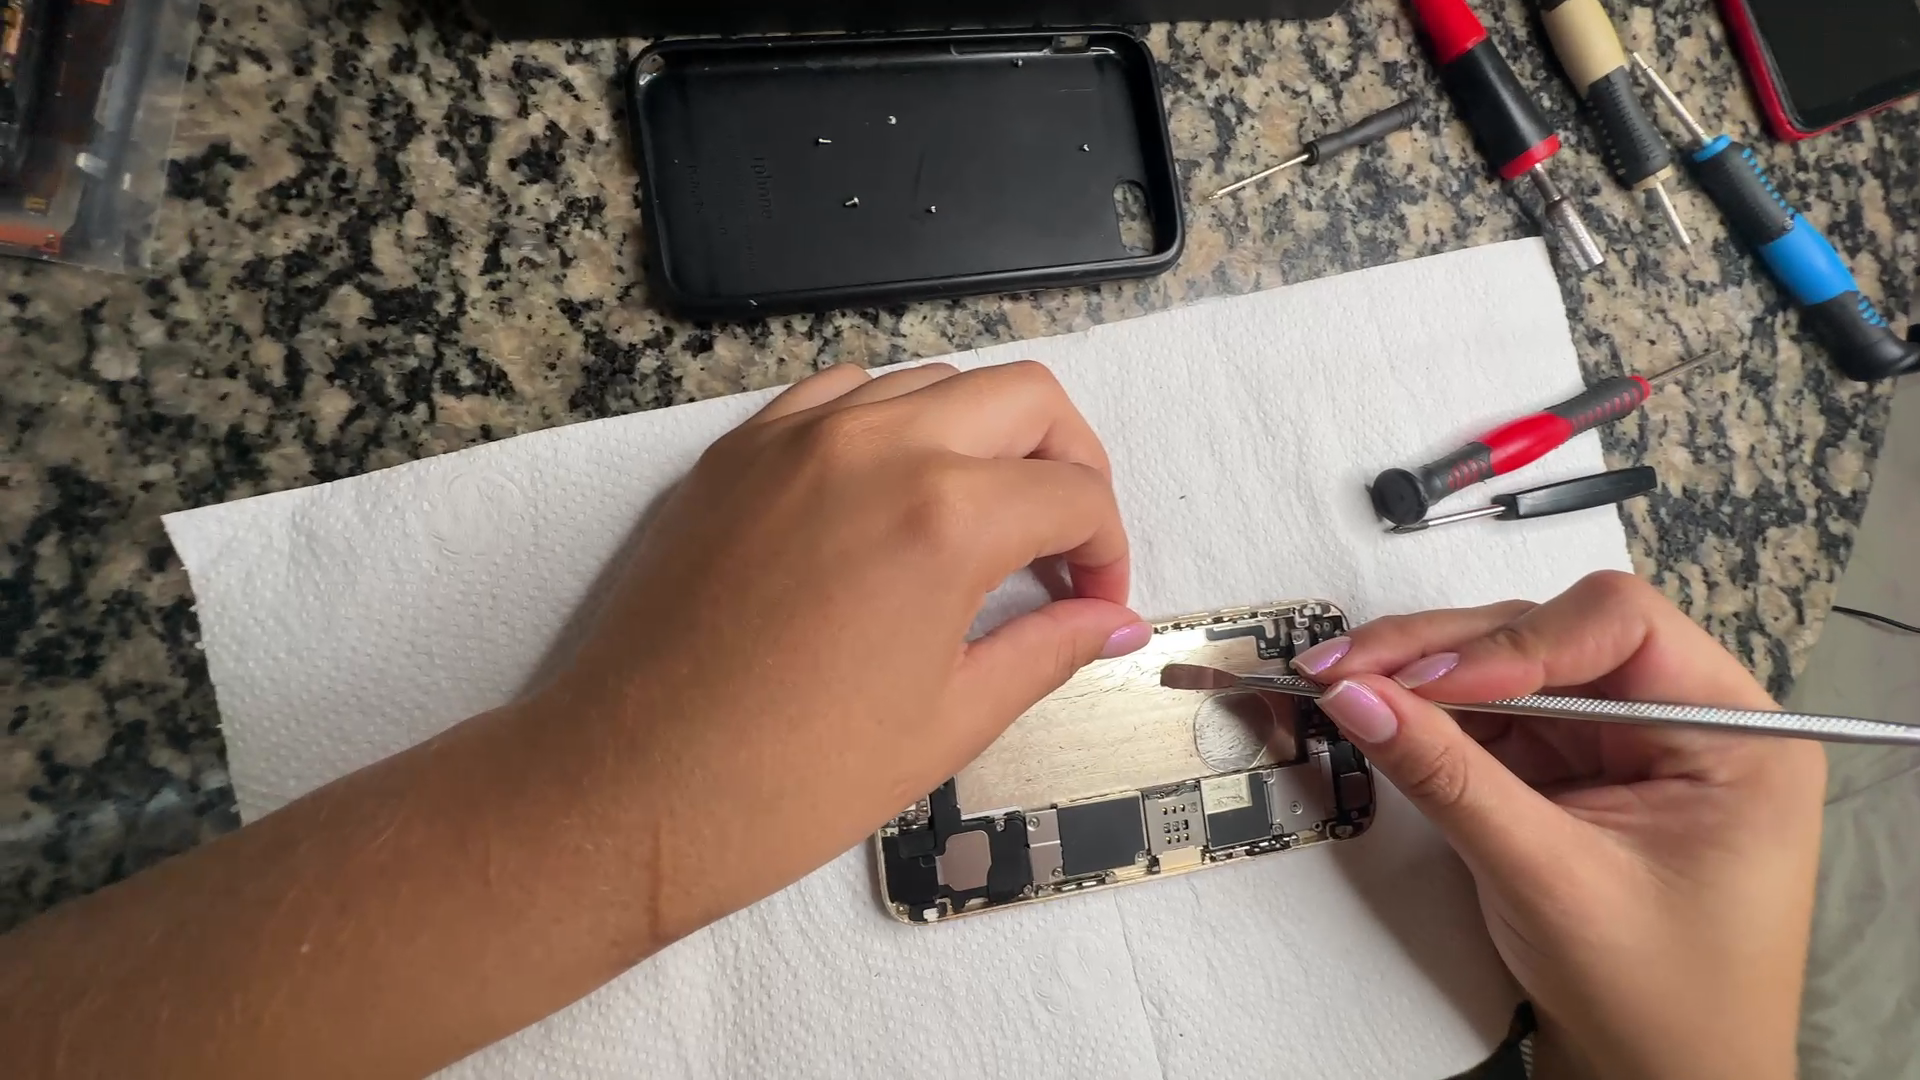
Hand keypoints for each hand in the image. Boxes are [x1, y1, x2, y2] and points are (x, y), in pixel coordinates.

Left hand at [541, 361, 1148, 941]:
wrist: (626, 790)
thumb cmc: (797, 778)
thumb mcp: (952, 720)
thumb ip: (1050, 650)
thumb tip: (1116, 624)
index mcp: (945, 516)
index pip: (1075, 494)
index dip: (1109, 549)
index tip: (1096, 603)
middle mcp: (879, 444)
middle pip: (1027, 398)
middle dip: (1072, 462)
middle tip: (1064, 541)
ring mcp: (799, 433)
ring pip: (938, 381)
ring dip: (987, 437)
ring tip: (981, 518)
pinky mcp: (741, 447)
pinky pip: (845, 393)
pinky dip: (895, 423)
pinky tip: (891, 490)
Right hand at [1292, 571, 1823, 1079]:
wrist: (1652, 1067)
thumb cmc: (1650, 990)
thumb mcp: (1545, 878)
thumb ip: (1444, 776)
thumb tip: (1347, 695)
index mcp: (1720, 729)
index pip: (1614, 625)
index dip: (1515, 643)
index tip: (1427, 684)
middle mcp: (1659, 707)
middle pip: (1533, 629)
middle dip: (1429, 647)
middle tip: (1338, 667)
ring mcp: (1595, 726)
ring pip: (1486, 656)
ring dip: (1404, 665)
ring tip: (1332, 678)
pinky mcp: (1542, 749)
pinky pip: (1466, 700)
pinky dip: (1407, 699)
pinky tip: (1361, 702)